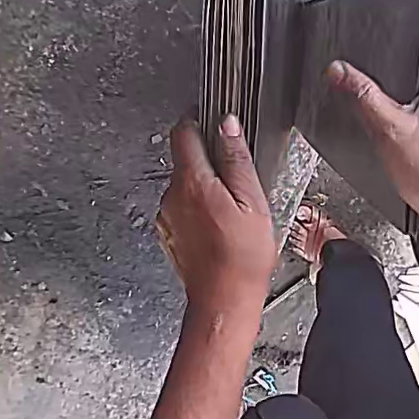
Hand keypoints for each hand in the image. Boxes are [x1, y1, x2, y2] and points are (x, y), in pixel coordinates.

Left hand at [155, 114, 276, 311]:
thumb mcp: (251, 201)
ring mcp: (167, 217)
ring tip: (230, 211)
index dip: (197, 119)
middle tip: (234, 180)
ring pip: (184, 186)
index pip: (183, 132)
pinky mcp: (168, 234)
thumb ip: (237, 159)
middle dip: (207, 161)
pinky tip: (218, 227)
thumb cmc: (242, 257)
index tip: (210, 119)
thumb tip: (228, 125)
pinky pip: (181, 209)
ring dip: (203, 188)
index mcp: (193, 182)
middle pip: (184, 160)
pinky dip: (197, 210)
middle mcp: (172, 196)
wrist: (223, 299)